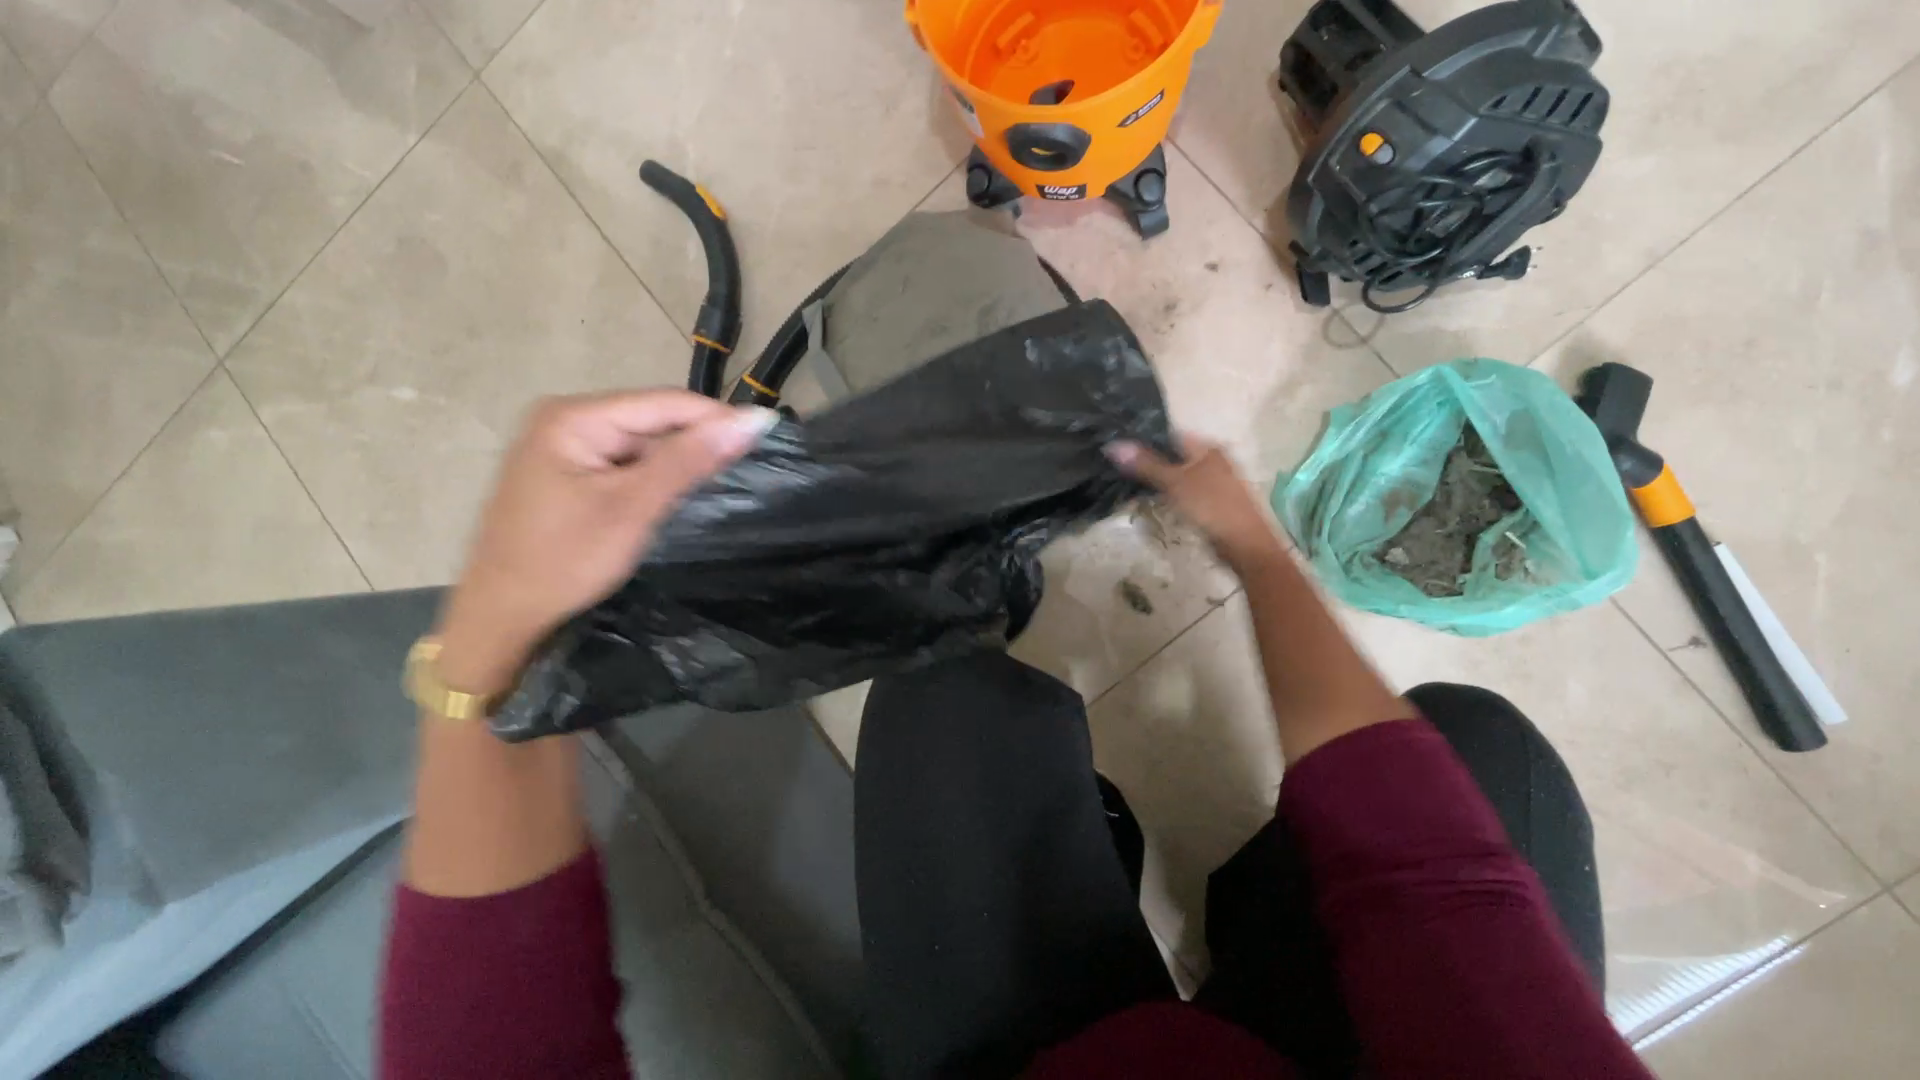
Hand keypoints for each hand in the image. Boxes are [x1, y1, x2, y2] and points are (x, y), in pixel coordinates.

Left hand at [436, 390, 777, 694]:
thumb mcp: (633, 508)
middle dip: (697, 441)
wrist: (501, 617)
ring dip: (678, 461)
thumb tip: (752, 420)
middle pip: (652, 419)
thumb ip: (690, 460)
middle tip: (748, 467)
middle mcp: (565, 419)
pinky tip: (678, 495)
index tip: (767, 437)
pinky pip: (624, 463)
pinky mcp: (565, 473)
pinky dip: (653, 477)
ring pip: (641, 443)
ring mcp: (562, 446)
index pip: (665, 402)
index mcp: (574, 417)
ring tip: (722, 482)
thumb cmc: (564, 561)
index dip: (718, 418)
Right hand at [1106, 435, 1286, 569]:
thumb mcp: (1174, 483)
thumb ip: (1146, 465)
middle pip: (1175, 455)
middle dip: (1151, 461)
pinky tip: (1157, 500)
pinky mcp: (1214, 501)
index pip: (1170, 435)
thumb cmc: (1210, 507)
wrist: (1244, 544)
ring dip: (1160, 479)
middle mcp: (1214, 459)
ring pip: (1180, 474)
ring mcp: (1216, 481)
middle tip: (1121, 468)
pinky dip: (1171, 493)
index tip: (1120, 449)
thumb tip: (1114, 445)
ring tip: (1132, 483)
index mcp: (1207, 447)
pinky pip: (1186, 490)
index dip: (1146, 440)